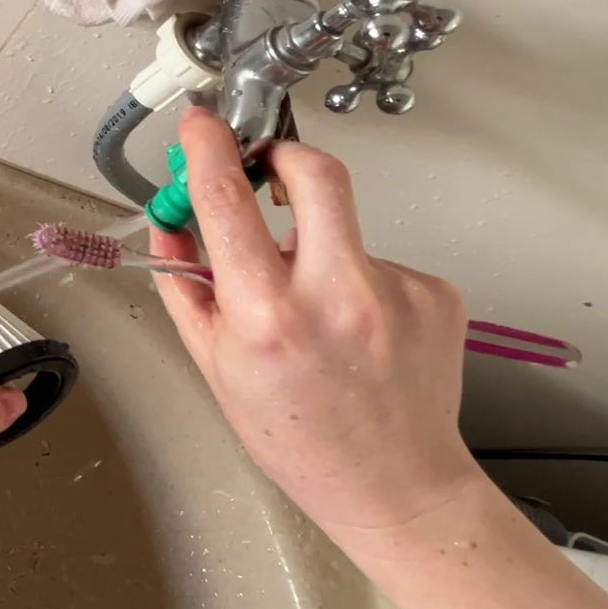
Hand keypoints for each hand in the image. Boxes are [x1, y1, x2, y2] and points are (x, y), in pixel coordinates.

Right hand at [148, 108, 481, 543]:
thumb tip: (171, 220)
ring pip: (339, 223)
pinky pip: (373, 256)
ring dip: (311, 241)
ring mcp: (398, 292)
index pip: (227, 202)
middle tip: (262, 167)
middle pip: (316, 174)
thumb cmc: (292, 430)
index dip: (207, 150)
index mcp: (267, 312)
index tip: (200, 123)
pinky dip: (349, 273)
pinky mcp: (436, 294)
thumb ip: (182, 279)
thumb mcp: (208, 354)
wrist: (393, 485)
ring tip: (310, 301)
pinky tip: (350, 322)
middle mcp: (338, 294)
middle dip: (281, 154)